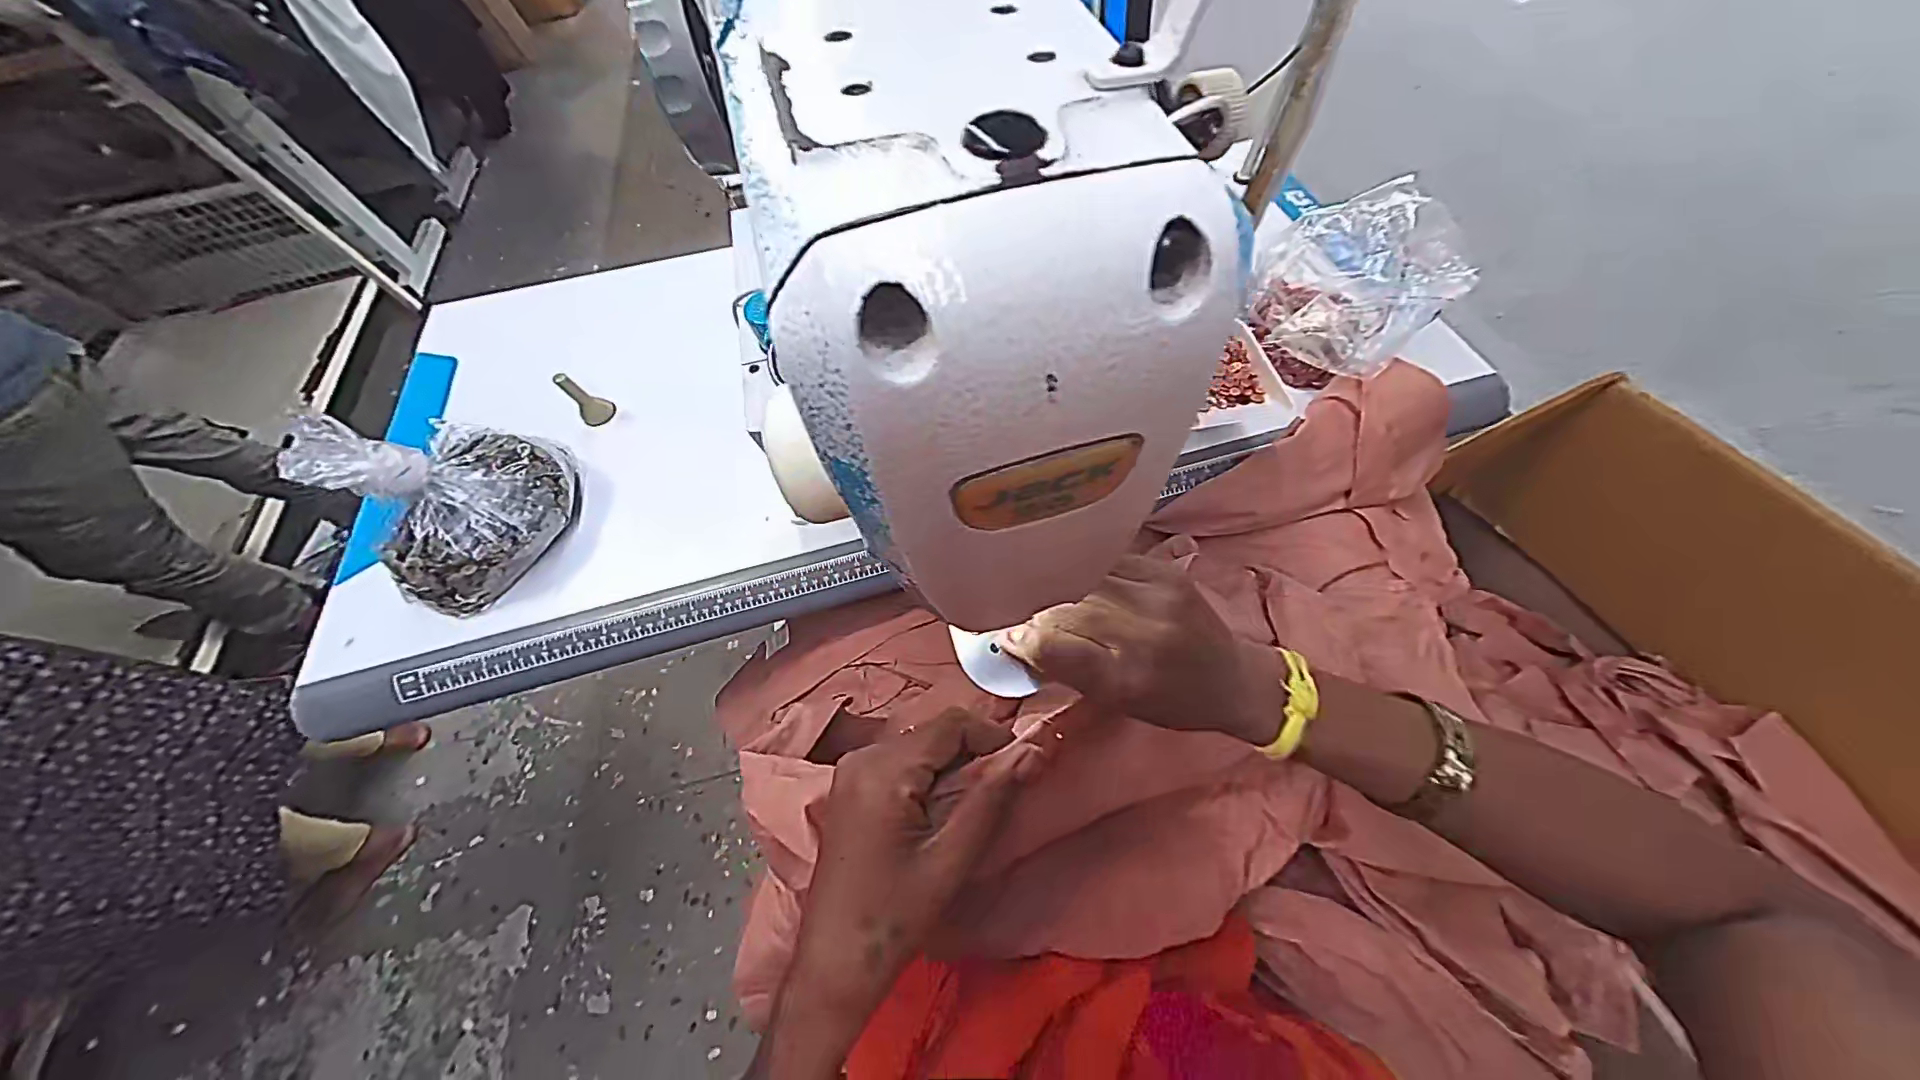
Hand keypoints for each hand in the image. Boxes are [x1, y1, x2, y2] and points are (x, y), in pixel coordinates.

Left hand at [759, 708, 1042, 1078]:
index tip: (1021, 762)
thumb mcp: (951, 858)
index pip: (951, 723)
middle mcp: (862, 756)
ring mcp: (850, 768)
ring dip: (953, 762)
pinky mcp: (850, 784)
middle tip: (1002, 786)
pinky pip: (900, 759)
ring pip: (919, 743)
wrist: (835, 959)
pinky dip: (929, 772)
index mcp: (883, 769)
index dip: (992, 734)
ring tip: (974, 802)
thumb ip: (992, 797)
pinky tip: (940, 808)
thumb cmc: (894, 916)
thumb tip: (1034, 749)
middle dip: (974, 750)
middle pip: (934, 731)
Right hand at [1000, 554, 1285, 746]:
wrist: (1232, 677)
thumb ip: (1066, 669)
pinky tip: (1083, 584)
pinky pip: (1106, 564)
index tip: (1008, 637)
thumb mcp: (1116, 702)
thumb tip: (1015, 638)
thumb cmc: (1171, 702)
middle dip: (1038, 615)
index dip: (1022, 639)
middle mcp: (1143, 633)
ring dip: (1061, 591)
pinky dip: (1088, 575)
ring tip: (1053, 600)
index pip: (1054, 645)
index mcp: (1128, 678)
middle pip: (1064, 609)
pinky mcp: (1164, 571)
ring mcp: (1157, 595)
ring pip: (1081, 582)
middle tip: (1026, 620)